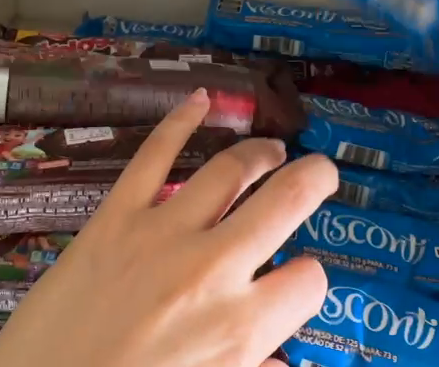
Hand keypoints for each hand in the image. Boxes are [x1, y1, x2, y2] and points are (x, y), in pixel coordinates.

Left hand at [0, 90, 336, 366]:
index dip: (309, 280)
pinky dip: (181, 120)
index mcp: (240, 330)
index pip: (309, 281)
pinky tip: (201, 98)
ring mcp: (163, 232)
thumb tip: (282, 360)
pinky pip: (155, 155)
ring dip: (259, 152)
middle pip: (286, 201)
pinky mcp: (117, 214)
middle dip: (314, 179)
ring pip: (230, 169)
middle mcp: (213, 269)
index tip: (296, 282)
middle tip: (322, 171)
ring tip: (271, 148)